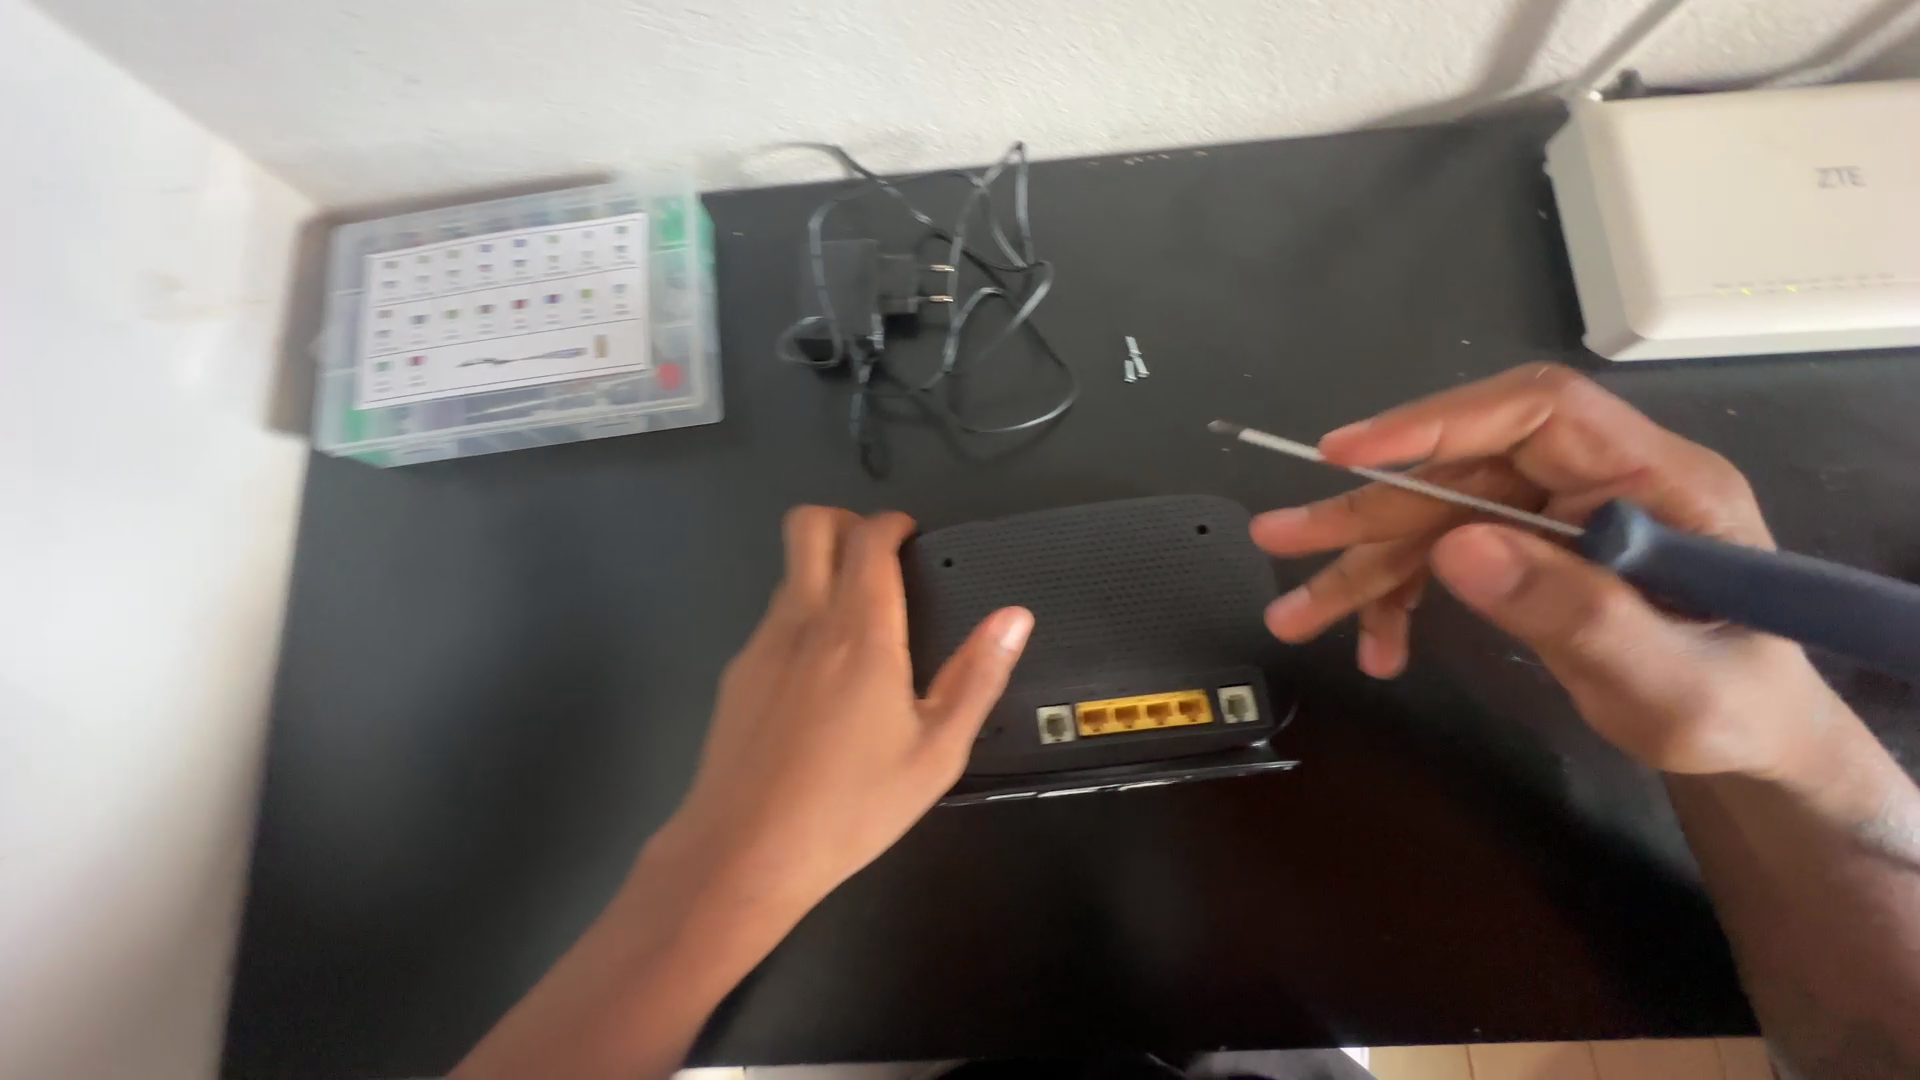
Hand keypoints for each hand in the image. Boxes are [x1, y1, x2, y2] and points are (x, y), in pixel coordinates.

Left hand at [668, 506, 1032, 910]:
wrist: (743, 852)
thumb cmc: (852, 805)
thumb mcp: (937, 752)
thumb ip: (978, 675)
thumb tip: (1016, 617)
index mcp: (861, 631)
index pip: (868, 537)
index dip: (892, 522)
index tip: (910, 536)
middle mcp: (805, 620)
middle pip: (808, 524)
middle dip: (845, 520)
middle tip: (879, 556)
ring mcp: (761, 643)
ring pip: (788, 570)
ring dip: (822, 569)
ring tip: (858, 623)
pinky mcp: (736, 672)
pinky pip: (772, 617)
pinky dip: (801, 616)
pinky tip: (819, 679)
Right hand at [1250, 363, 1844, 779]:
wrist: (1744, 738)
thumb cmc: (1733, 712)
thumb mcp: (1668, 683)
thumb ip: (1574, 612)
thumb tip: (1457, 549)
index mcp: (1651, 481)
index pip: (1535, 411)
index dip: (1434, 420)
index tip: (1345, 453)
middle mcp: (1587, 483)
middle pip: (1454, 475)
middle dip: (1363, 516)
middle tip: (1276, 535)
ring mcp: (1546, 516)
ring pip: (1428, 522)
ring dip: (1360, 572)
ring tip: (1293, 617)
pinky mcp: (1517, 549)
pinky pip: (1435, 559)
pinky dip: (1394, 601)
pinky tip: (1377, 646)